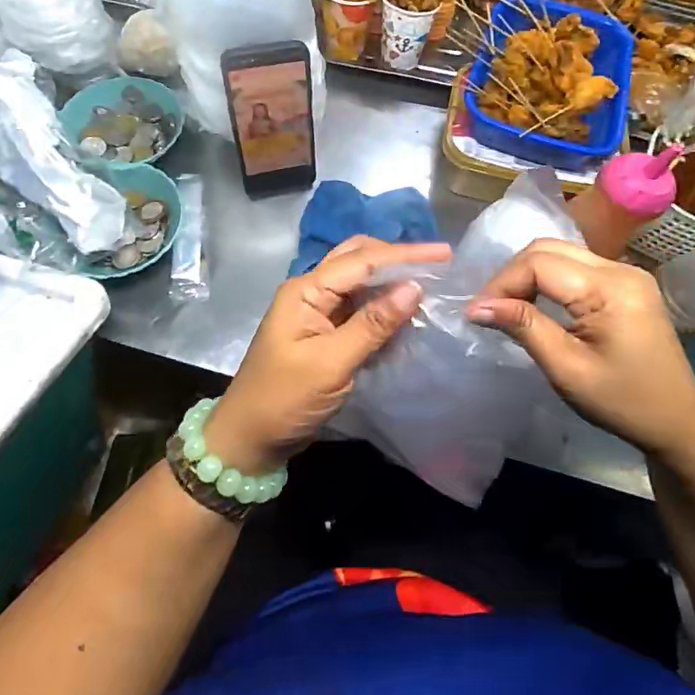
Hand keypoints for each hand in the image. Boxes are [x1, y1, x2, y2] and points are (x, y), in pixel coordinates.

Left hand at [206, 236, 451, 472]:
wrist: (249, 440)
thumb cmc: (284, 400)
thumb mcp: (331, 363)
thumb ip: (373, 324)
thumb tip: (414, 288)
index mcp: (306, 291)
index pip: (363, 261)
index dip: (406, 255)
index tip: (446, 254)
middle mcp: (311, 291)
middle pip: (359, 259)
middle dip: (398, 258)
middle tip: (438, 265)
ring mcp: (318, 311)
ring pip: (361, 280)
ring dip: (392, 279)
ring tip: (430, 281)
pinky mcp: (326, 331)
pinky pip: (360, 306)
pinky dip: (384, 303)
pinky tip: (406, 309)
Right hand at [467, 239, 694, 458]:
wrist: (677, 419)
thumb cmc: (623, 402)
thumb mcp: (567, 369)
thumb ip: (524, 328)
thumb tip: (478, 307)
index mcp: (610, 288)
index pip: (540, 264)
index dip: (503, 283)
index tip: (478, 314)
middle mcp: (620, 268)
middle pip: (550, 248)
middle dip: (513, 274)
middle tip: (490, 308)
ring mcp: (627, 272)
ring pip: (562, 252)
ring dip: (529, 273)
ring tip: (508, 306)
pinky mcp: (627, 282)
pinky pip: (578, 266)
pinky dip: (549, 278)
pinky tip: (536, 302)